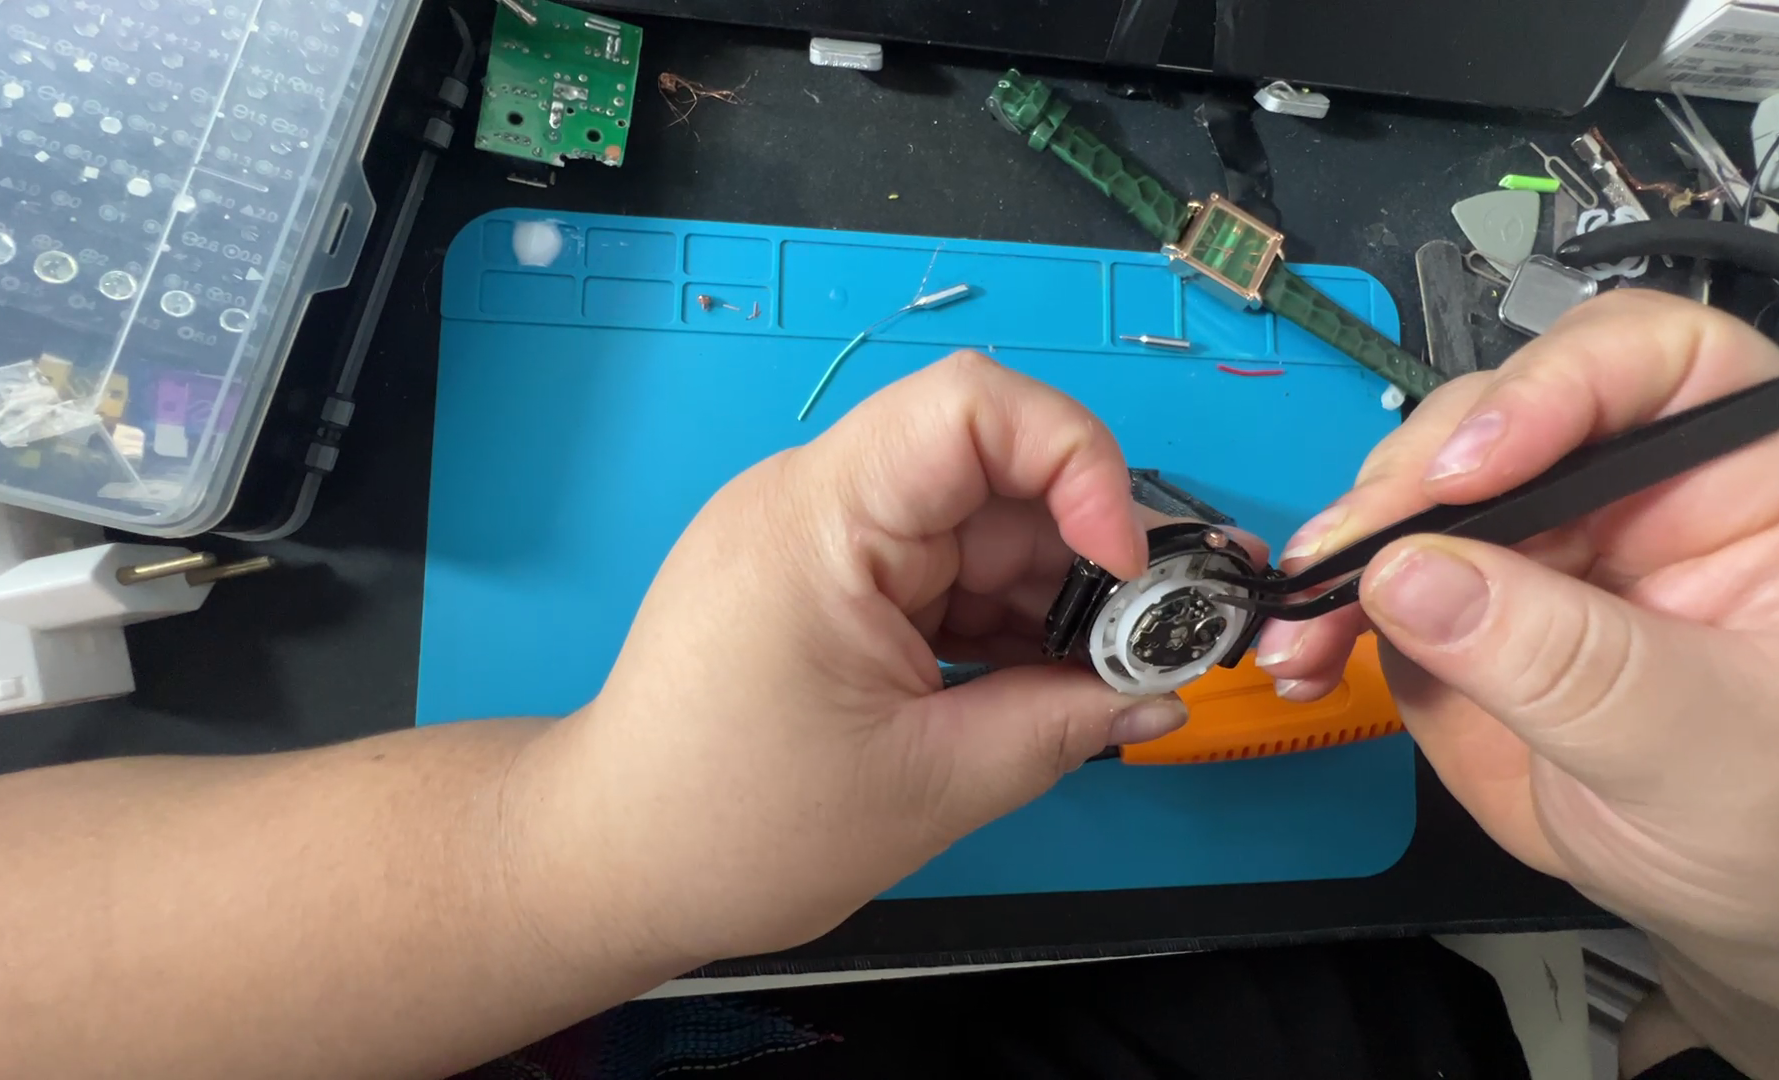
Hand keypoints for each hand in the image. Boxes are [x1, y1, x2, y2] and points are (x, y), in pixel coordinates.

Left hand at [507, 353, 1253, 971]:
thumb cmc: (739, 829)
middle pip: (992, 476)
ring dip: (1058, 596)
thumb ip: (1062, 727)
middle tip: (1167, 627)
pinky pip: (951, 576)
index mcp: (820, 516)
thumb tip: (1162, 697)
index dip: (1076, 459)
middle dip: (1089, 550)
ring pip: (983, 532)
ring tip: (1124, 665)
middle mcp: (824, 500)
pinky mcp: (843, 582)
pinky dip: (1011, 621)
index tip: (1124, 564)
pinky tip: (1058, 673)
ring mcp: (834, 540)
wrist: (611, 861)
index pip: (969, 407)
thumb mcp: (926, 785)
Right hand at [1258, 292, 1778, 1077]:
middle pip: (1478, 423)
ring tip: (1299, 638)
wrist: (1740, 902)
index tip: (1463, 476)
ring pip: (1398, 501)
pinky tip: (1300, 662)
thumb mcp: (1713, 751)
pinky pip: (1360, 586)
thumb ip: (1564, 661)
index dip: (1548, 388)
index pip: (1645, 363)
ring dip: (1332, 560)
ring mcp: (1512, 551)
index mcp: (1728, 484)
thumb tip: (1400, 573)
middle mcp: (1606, 494)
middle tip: (1337, 565)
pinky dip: (1315, 618)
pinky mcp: (1442, 610)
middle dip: (1395, 490)